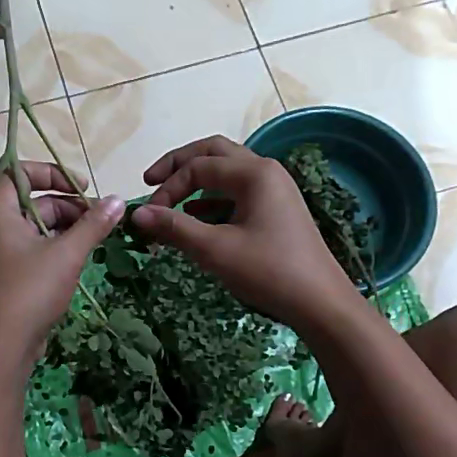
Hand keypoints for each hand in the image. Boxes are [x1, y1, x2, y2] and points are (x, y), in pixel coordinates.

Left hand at [0, 161, 124, 367]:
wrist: (3, 346)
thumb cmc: (30, 291)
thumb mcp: (68, 253)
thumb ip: (93, 224)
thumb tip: (118, 200)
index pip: (20, 172)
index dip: (52, 173)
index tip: (82, 187)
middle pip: (32, 200)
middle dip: (67, 206)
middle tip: (99, 220)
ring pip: (35, 226)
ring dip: (65, 228)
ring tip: (95, 239)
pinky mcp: (6, 274)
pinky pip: (32, 249)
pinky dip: (54, 247)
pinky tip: (78, 258)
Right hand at [131, 135, 357, 328]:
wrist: (319, 302)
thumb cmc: (268, 271)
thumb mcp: (215, 250)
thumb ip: (174, 228)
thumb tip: (136, 214)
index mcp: (254, 173)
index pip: (197, 167)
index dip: (167, 188)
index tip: (148, 217)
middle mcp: (265, 172)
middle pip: (213, 153)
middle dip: (179, 166)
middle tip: (150, 181)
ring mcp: (273, 190)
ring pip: (225, 172)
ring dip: (194, 182)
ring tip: (168, 201)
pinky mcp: (274, 211)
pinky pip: (235, 193)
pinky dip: (210, 200)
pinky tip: (194, 217)